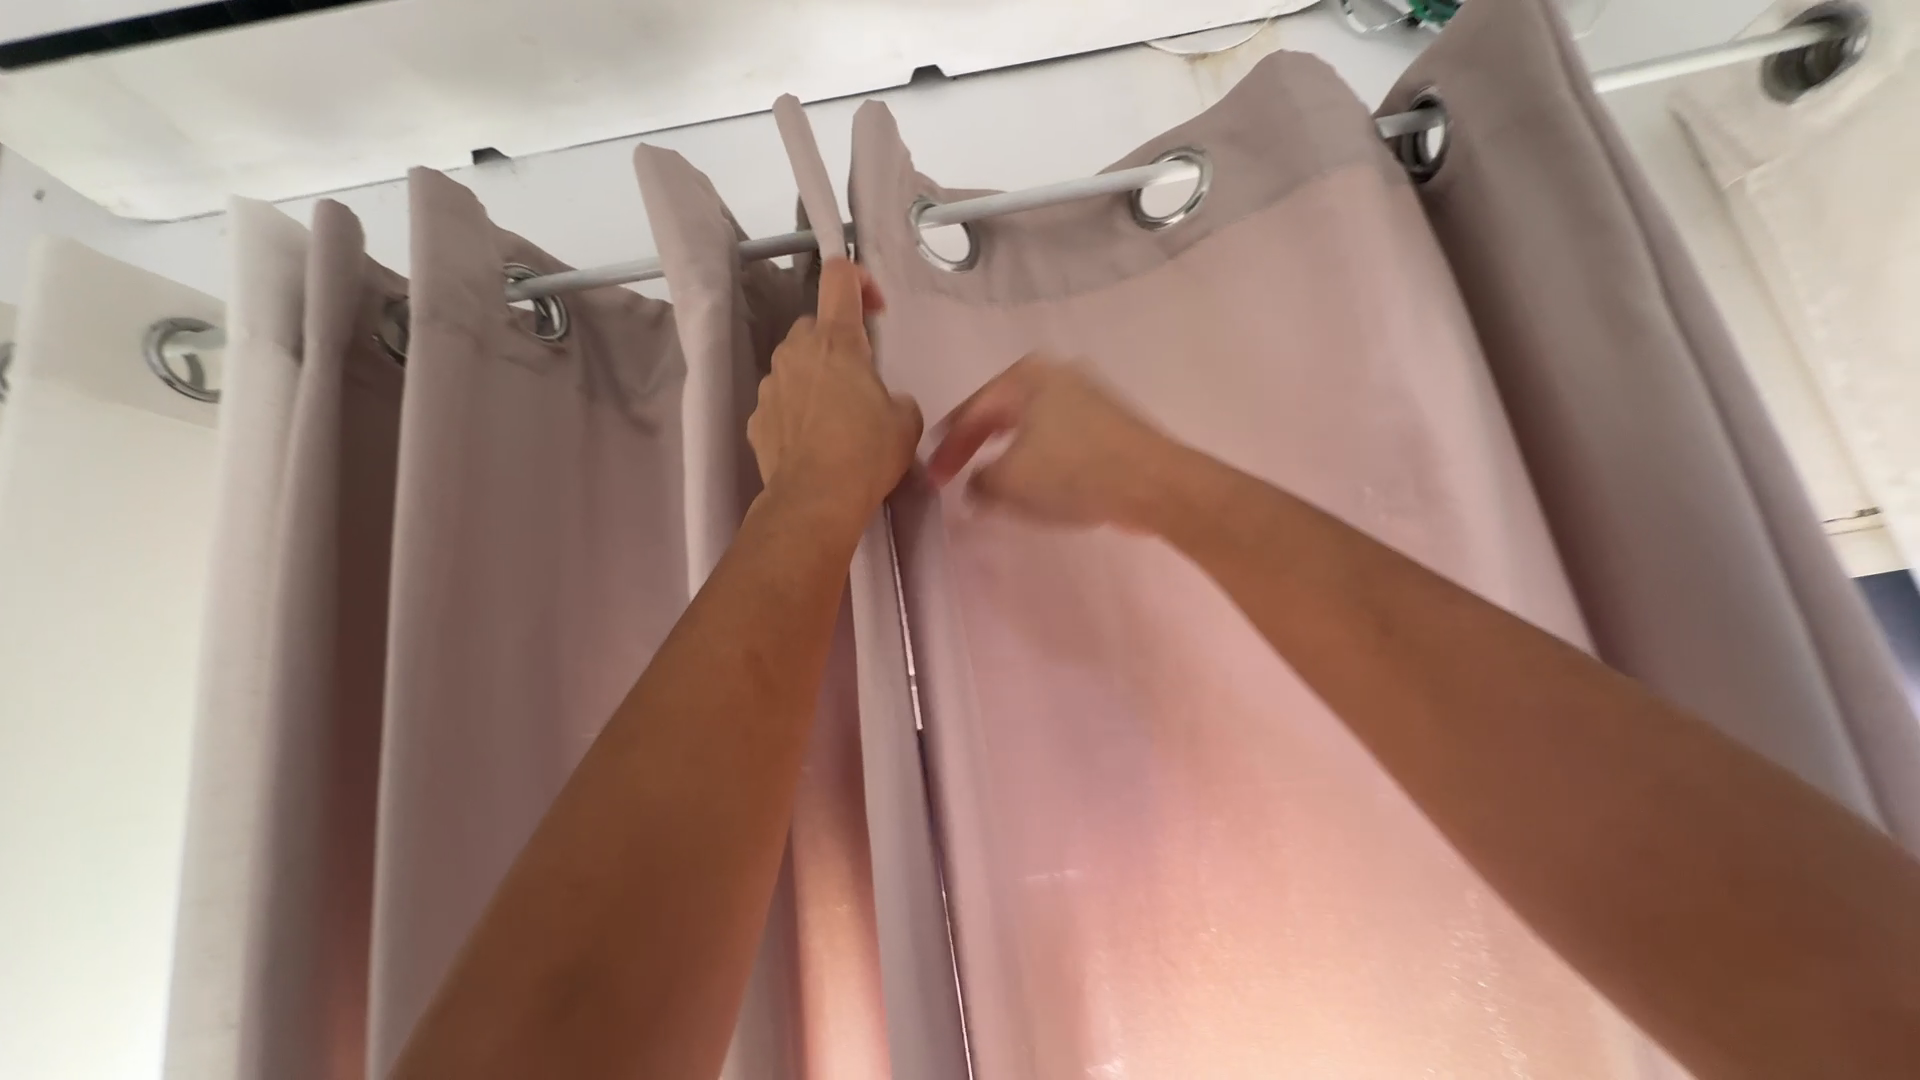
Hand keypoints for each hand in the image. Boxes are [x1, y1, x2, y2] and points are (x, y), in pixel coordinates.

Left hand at [748, 258, 922, 527]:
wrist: (816, 501)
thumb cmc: (867, 452)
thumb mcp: (906, 420)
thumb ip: (896, 397)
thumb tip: (885, 403)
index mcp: (836, 340)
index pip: (840, 277)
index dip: (860, 280)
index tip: (874, 309)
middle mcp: (796, 352)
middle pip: (815, 327)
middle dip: (837, 345)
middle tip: (860, 382)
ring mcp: (770, 385)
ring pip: (794, 366)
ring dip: (815, 380)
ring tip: (837, 420)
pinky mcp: (756, 419)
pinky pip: (780, 403)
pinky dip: (796, 413)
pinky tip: (814, 443)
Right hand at [926, 354, 1182, 530]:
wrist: (1153, 484)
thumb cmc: (1072, 472)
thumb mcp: (1009, 481)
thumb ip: (978, 481)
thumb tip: (974, 484)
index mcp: (1025, 376)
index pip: (971, 410)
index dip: (947, 447)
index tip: (932, 477)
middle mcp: (1055, 373)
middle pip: (1001, 412)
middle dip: (976, 444)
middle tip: (955, 471)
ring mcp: (1088, 394)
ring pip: (1031, 425)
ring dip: (1007, 453)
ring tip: (992, 480)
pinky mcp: (1110, 421)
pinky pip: (1058, 437)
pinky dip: (1038, 457)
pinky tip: (1037, 481)